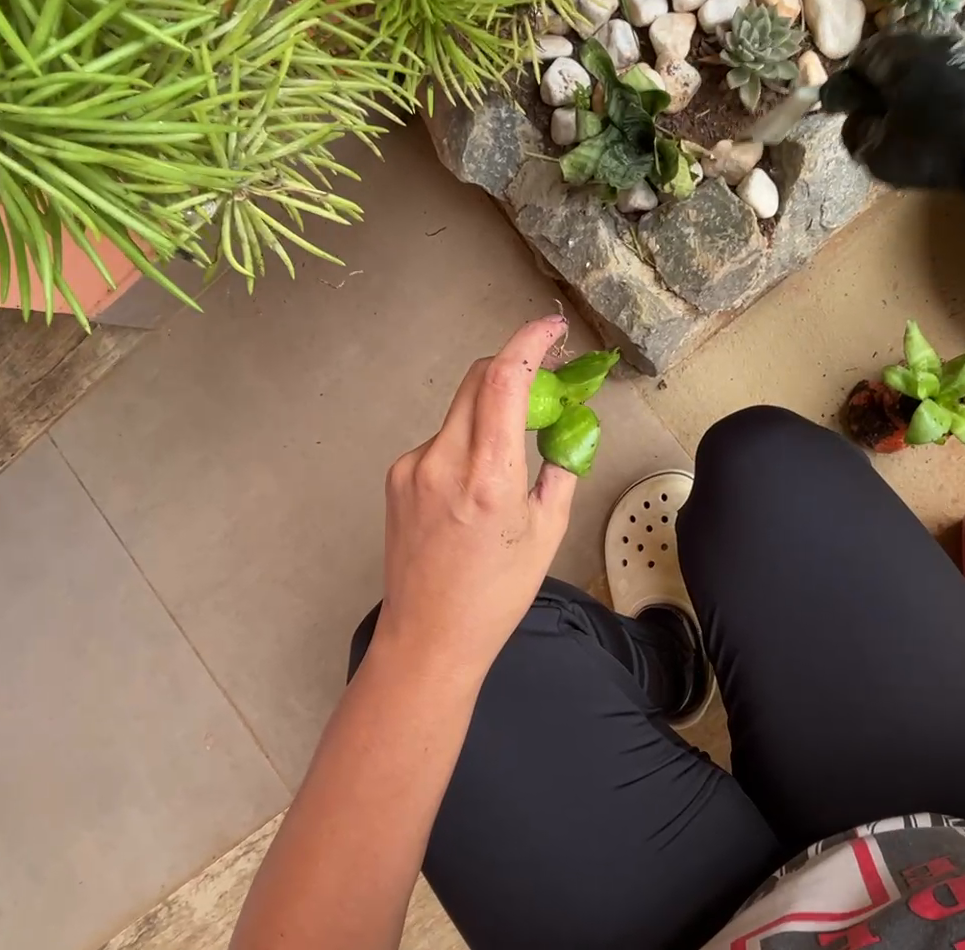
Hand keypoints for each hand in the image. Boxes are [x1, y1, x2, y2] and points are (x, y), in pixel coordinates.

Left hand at [375, 316, 578, 678]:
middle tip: (544, 384)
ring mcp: (413, 467)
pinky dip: (467, 440)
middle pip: (478, 379)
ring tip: (510, 454)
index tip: (550, 328)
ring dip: (491, 411)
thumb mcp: (547, 531)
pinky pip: (442, 438)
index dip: (529, 341)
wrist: (429, 635)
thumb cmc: (494, 594)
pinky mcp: (397, 475)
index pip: (504, 380)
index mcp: (488, 476)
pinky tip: (475, 484)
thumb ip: (560, 469)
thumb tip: (567, 431)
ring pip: (461, 409)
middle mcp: (443, 462)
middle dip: (514, 369)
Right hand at [823, 31, 964, 250]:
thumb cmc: (934, 147)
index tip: (846, 105)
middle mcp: (935, 41)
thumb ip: (857, 133)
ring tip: (919, 120)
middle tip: (881, 113)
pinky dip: (953, 96)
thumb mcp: (878, 153)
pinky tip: (955, 124)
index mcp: (897, 55)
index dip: (849, 82)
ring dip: (923, 88)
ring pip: (935, 66)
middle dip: (887, 81)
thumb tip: (857, 121)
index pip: (861, 57)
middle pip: (900, 57)